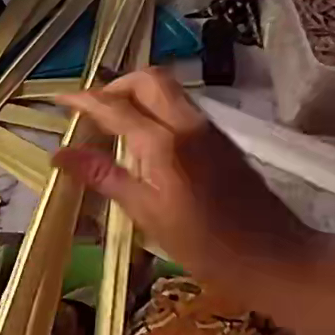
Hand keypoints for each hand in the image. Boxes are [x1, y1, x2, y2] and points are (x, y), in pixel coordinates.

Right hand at [54, 69, 320, 283]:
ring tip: (112, 122)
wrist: (275, 256)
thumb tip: (60, 154)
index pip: (114, 107)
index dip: (83, 100)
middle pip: (146, 78)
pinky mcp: (220, 136)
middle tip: (92, 110)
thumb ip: (105, 178)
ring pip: (167, 88)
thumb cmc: (206, 247)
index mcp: (165, 143)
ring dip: (136, 93)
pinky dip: (155, 107)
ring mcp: (208, 126)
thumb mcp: (148, 216)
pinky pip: (180, 105)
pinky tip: (144, 138)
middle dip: (115, 85)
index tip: (59, 99)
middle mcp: (187, 123)